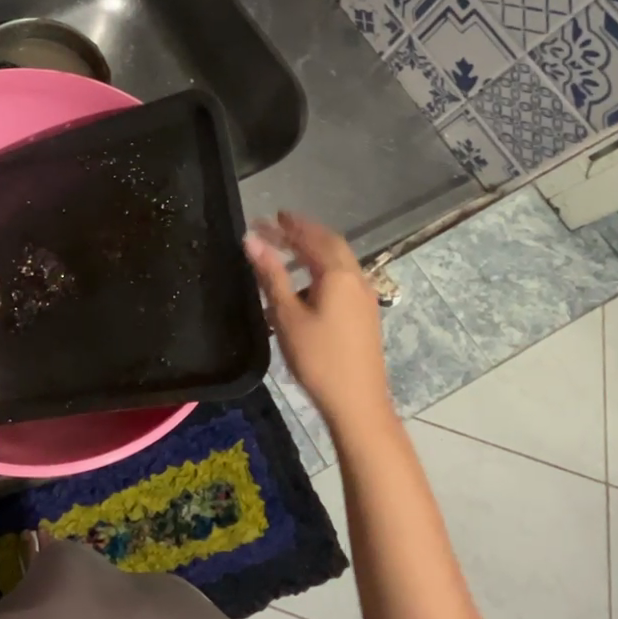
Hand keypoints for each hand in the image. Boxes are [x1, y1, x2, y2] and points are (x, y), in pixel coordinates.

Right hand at [244, 213, 389, 427]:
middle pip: (330, 246)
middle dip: (303, 234)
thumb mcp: (286, 315)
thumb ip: (271, 275)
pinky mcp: (364, 315)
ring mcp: (364, 298)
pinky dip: (321, 269)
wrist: (357, 402)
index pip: (312, 239)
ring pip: (338, 263)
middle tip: (277, 226)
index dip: (290, 226)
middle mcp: (356, 279)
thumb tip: (252, 240)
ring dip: (313, 251)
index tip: (269, 216)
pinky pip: (342, 279)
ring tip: (287, 250)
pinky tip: (305, 284)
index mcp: (338, 275)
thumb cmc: (318, 357)